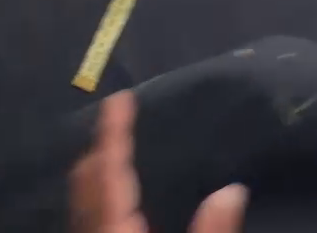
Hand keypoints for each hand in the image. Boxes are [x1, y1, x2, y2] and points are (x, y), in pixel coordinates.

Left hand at [70, 91, 247, 232]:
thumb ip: (212, 232)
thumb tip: (233, 190)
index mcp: (117, 228)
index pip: (111, 169)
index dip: (114, 130)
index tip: (119, 97)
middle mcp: (96, 231)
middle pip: (87, 179)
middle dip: (99, 145)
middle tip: (118, 118)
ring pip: (83, 198)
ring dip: (95, 169)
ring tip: (115, 149)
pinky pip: (88, 216)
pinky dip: (97, 193)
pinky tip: (114, 198)